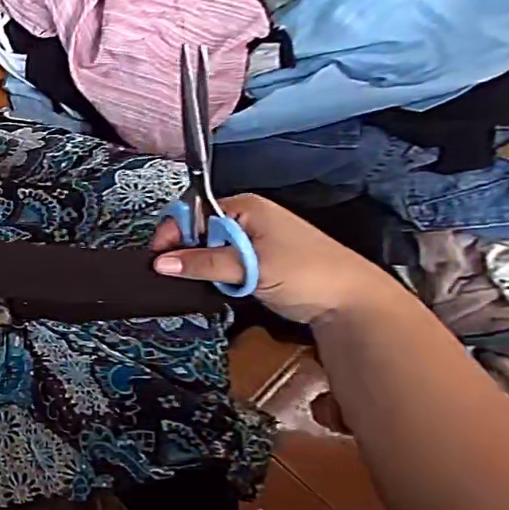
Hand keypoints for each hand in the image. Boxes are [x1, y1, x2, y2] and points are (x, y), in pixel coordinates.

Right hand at [149, 193, 403, 322]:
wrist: (351, 302)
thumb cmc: (306, 273)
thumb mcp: (249, 267)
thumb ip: (203, 263)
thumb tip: (160, 263)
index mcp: (245, 207)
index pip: (193, 213)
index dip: (173, 234)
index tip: (157, 260)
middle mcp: (246, 219)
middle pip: (199, 232)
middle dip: (187, 254)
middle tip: (180, 278)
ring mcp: (253, 241)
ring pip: (210, 252)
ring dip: (204, 269)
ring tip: (203, 285)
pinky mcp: (257, 263)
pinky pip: (224, 265)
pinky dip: (218, 278)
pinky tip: (219, 289)